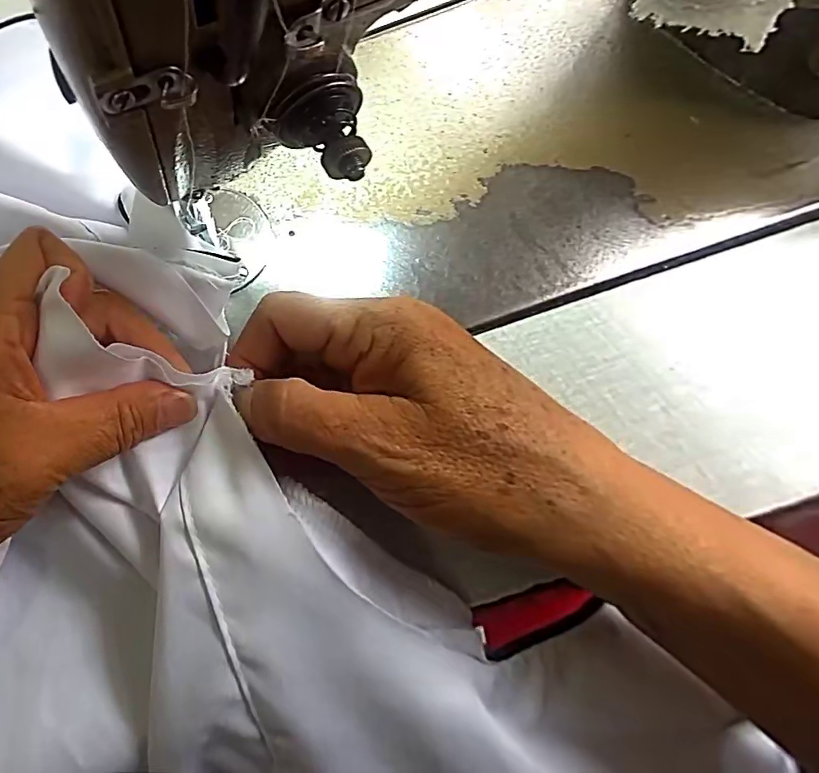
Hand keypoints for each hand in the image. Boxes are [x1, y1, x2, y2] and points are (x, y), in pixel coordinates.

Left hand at [0, 227, 193, 621]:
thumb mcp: (47, 451)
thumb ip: (119, 419)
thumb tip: (183, 399)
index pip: (38, 251)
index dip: (80, 274)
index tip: (106, 330)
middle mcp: (3, 330)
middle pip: (76, 296)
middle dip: (125, 328)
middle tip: (165, 378)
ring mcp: (7, 361)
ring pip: (76, 332)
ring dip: (116, 358)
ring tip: (153, 395)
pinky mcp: (13, 390)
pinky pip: (67, 364)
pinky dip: (99, 379)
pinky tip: (123, 408)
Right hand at [228, 292, 641, 575]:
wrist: (581, 506)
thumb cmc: (481, 471)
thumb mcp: (375, 443)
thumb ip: (296, 412)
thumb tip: (241, 397)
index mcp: (379, 321)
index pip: (283, 313)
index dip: (248, 356)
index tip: (237, 414)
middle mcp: (391, 326)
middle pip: (304, 340)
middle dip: (273, 387)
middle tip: (260, 445)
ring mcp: (409, 357)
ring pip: (327, 369)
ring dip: (301, 408)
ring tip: (293, 457)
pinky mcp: (423, 388)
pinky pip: (357, 391)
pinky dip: (332, 420)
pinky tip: (332, 457)